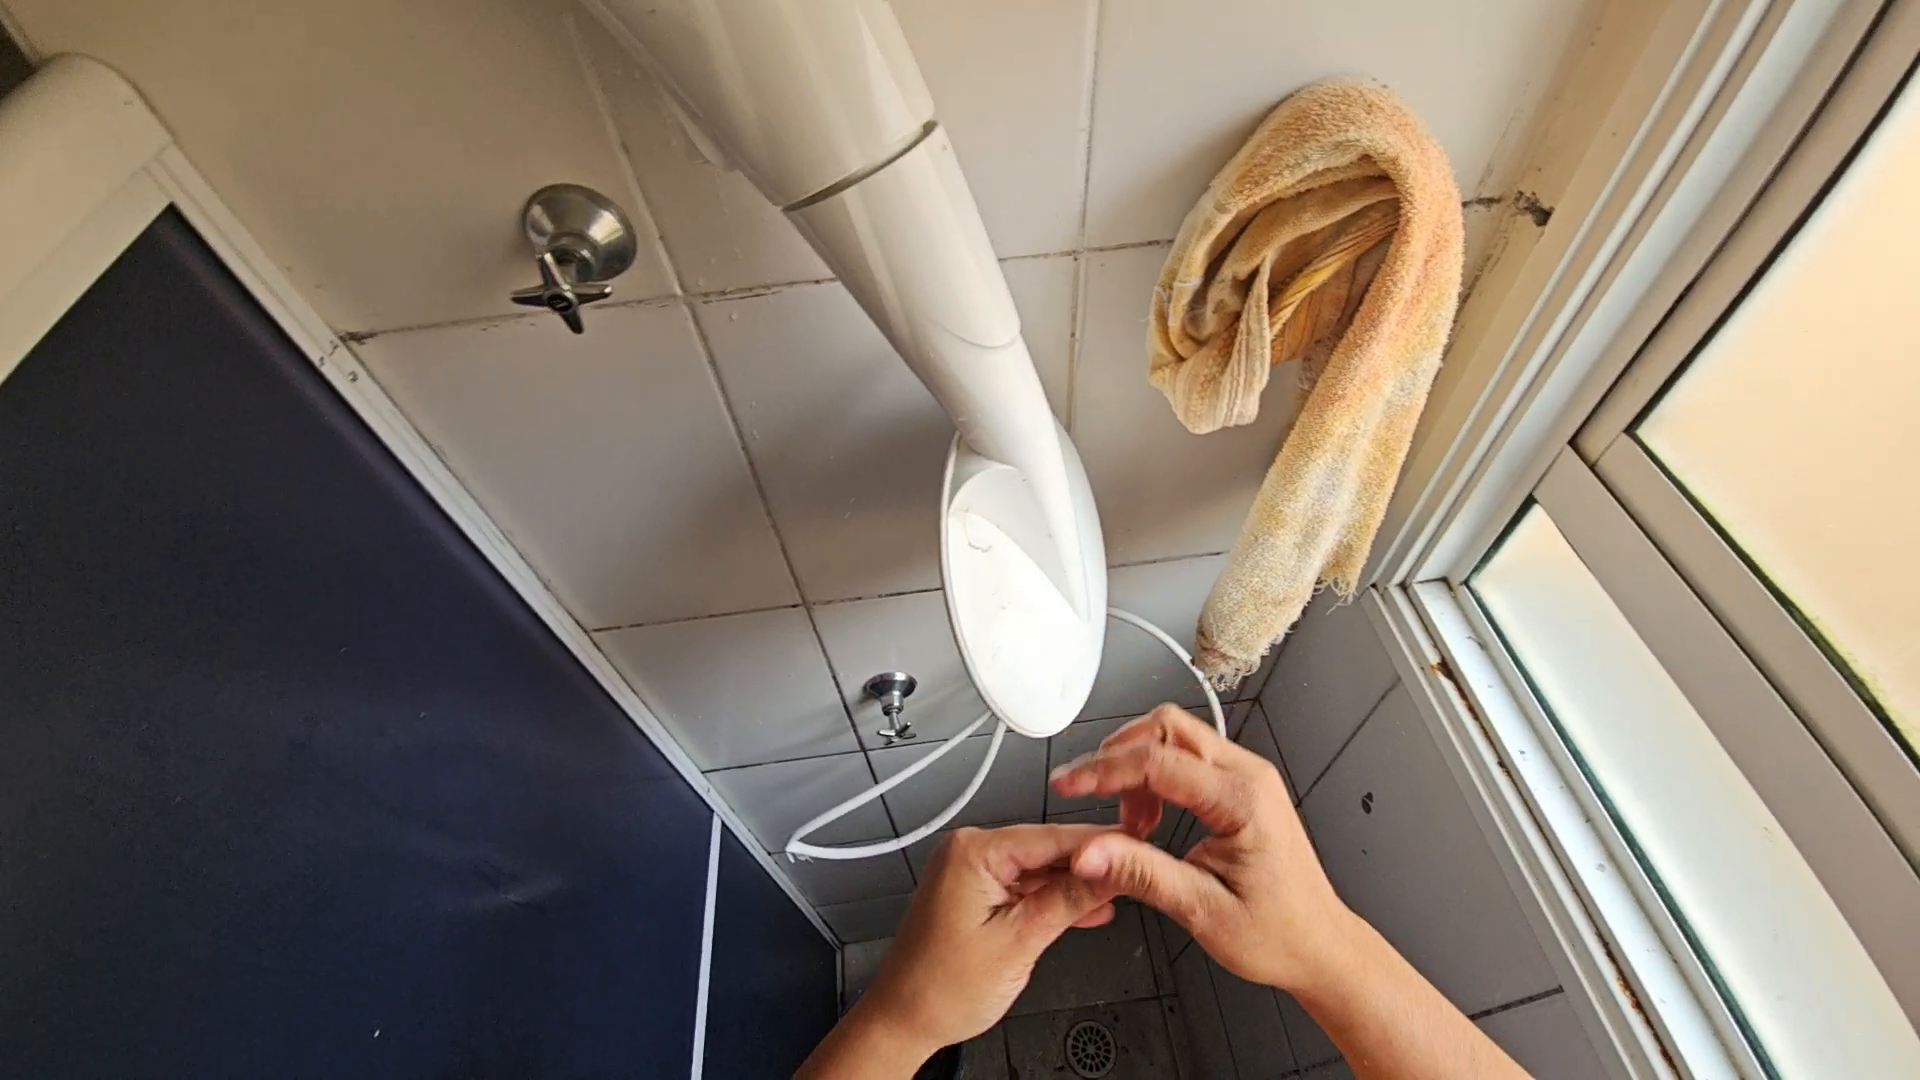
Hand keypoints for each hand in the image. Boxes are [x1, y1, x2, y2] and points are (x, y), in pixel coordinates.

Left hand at [860, 825, 1118, 1054]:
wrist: (904, 1019)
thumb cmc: (941, 987)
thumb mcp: (1020, 942)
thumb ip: (1068, 900)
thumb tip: (1108, 872)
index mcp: (973, 850)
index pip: (1051, 836)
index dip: (1098, 843)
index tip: (1135, 848)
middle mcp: (969, 849)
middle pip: (1046, 848)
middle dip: (1089, 864)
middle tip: (1134, 874)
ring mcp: (971, 868)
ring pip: (1038, 867)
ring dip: (1074, 884)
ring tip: (1118, 894)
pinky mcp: (975, 887)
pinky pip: (1023, 883)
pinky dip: (1050, 897)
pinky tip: (1084, 908)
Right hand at [1048, 704, 1351, 991]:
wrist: (1321, 946)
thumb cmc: (1278, 934)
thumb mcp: (1203, 911)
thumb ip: (1141, 873)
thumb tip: (1088, 852)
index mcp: (1243, 799)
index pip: (1158, 762)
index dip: (1104, 770)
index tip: (1068, 785)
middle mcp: (1247, 773)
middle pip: (1165, 727)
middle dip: (1118, 754)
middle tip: (1089, 792)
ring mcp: (1244, 773)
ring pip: (1171, 734)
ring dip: (1135, 765)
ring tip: (1129, 821)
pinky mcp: (1237, 782)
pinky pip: (1183, 755)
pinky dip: (1152, 775)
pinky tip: (1147, 817)